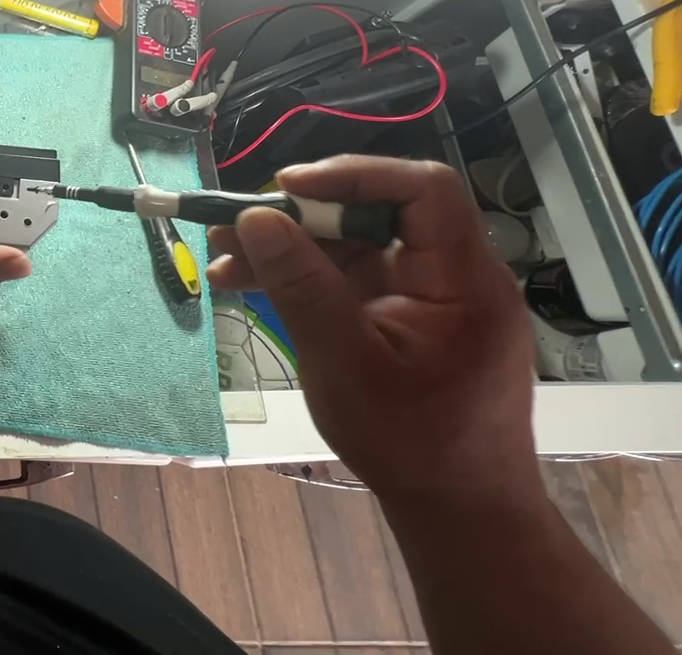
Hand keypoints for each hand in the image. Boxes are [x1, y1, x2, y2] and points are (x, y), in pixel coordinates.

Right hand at [207, 156, 539, 506]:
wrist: (452, 506)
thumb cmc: (410, 439)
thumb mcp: (343, 360)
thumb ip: (300, 285)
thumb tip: (255, 218)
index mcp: (461, 281)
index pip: (424, 191)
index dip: (353, 175)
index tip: (285, 188)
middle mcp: (446, 276)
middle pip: (371, 215)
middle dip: (295, 217)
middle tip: (231, 228)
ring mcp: (419, 295)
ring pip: (346, 245)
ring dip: (282, 248)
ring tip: (220, 260)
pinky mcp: (394, 314)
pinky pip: (340, 277)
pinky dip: (293, 276)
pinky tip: (241, 282)